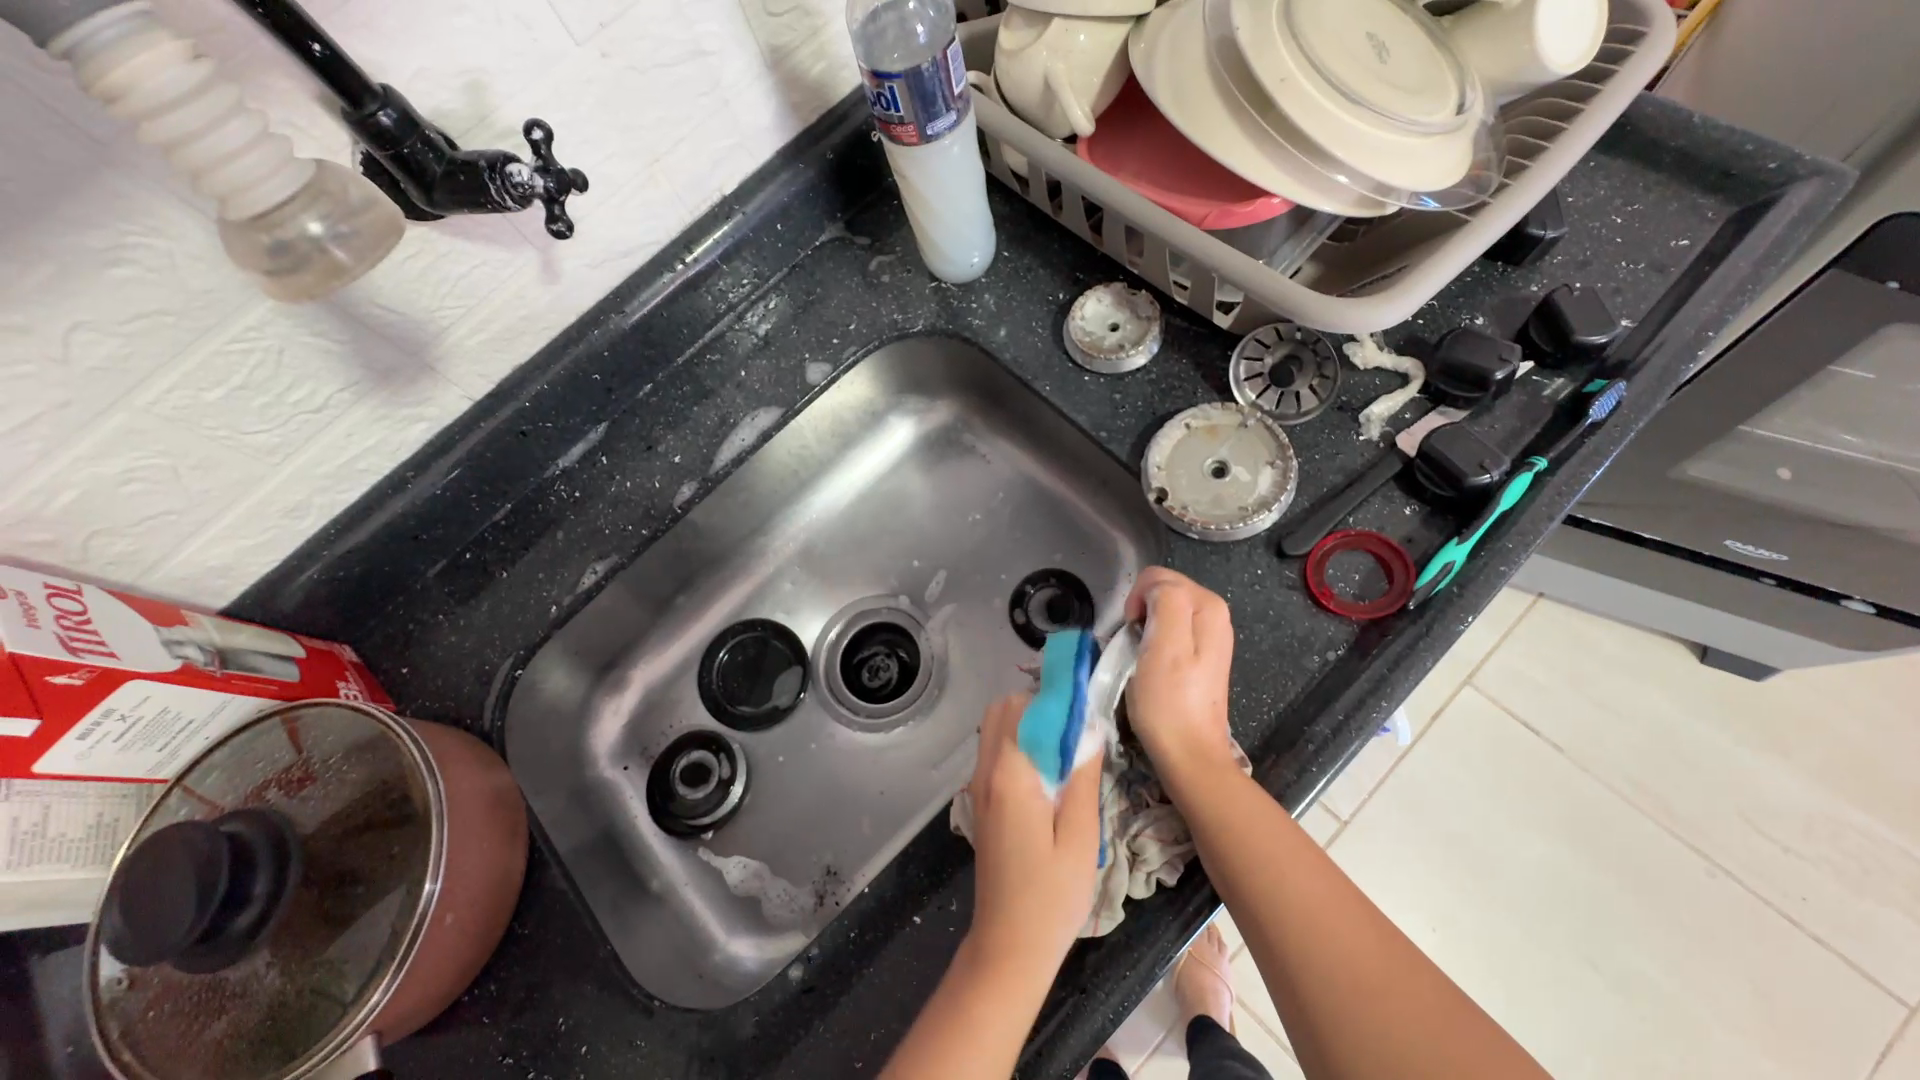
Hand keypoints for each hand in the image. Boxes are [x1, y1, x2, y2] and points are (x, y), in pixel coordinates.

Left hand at [965, 693, 1102, 971]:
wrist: (1009, 944)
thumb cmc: (1051, 896)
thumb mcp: (1080, 835)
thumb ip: (1081, 775)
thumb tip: (1089, 726)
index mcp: (1010, 775)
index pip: (1028, 707)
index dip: (1058, 692)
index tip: (1089, 691)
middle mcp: (986, 772)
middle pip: (1004, 708)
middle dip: (1041, 703)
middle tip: (1081, 723)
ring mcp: (978, 787)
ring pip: (997, 728)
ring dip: (1030, 722)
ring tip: (1071, 745)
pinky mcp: (982, 802)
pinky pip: (997, 753)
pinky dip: (1021, 744)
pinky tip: (1052, 769)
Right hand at [1123, 567, 1236, 782]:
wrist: (1188, 753)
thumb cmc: (1169, 701)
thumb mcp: (1163, 644)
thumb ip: (1164, 601)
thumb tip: (1154, 589)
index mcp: (1208, 606)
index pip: (1158, 577)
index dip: (1136, 602)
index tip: (1133, 635)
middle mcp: (1215, 614)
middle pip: (1163, 591)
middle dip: (1142, 613)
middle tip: (1136, 649)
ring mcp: (1210, 636)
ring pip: (1164, 612)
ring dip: (1146, 630)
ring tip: (1143, 660)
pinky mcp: (1201, 655)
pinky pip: (1169, 632)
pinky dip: (1154, 644)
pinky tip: (1153, 668)